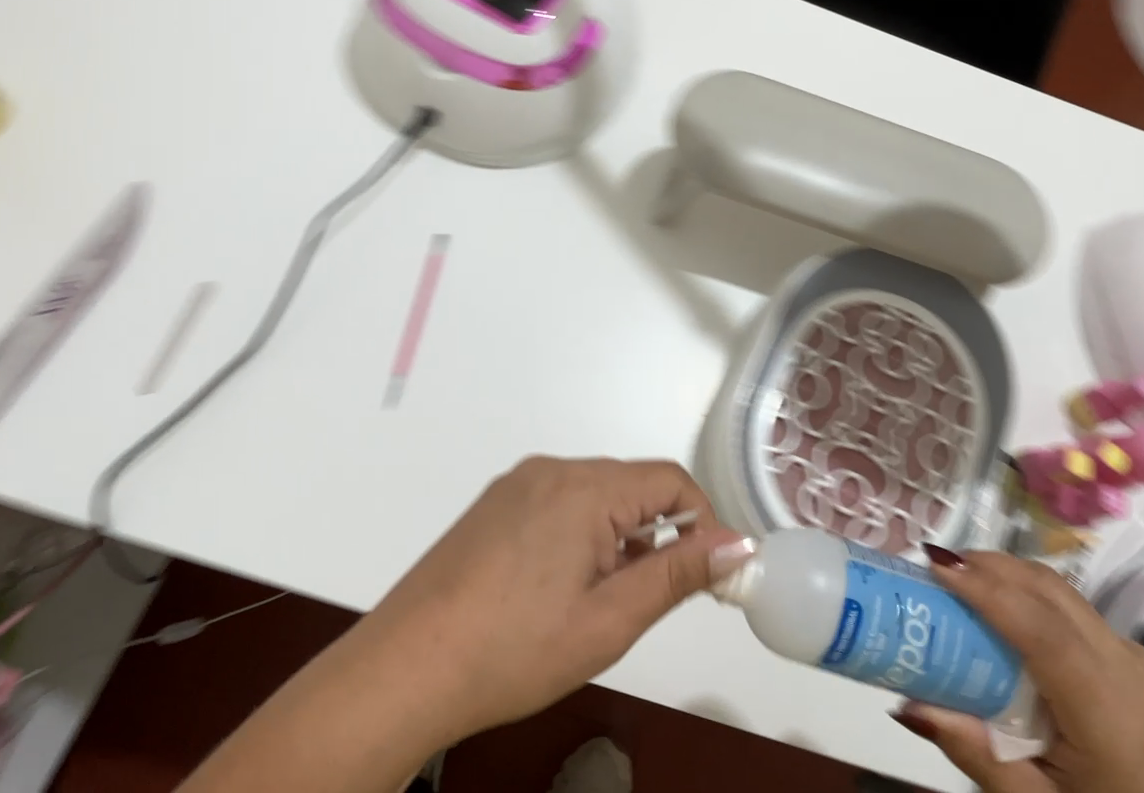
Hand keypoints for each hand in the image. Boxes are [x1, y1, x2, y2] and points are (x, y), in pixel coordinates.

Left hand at [351, 455, 749, 745]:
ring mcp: (515, 485)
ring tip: (604, 600)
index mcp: (584, 488)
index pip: (670, 480)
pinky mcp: (492, 506)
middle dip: (658, 532)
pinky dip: (581, 534)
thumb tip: (739, 542)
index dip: (703, 521)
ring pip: (595, 496)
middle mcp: (550, 470)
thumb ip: (678, 574)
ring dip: (619, 536)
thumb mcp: (610, 619)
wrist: (403, 672)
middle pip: (631, 485)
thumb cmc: (515, 651)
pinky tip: (562, 587)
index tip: (710, 574)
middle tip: (654, 597)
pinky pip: (558, 504)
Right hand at [893, 550, 1143, 792]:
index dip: (987, 591)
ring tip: (957, 575)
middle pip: (1051, 593)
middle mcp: (1124, 664)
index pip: (1041, 628)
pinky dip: (1029, 596)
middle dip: (990, 567)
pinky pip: (1074, 610)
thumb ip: (975, 754)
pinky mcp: (1131, 658)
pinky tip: (999, 607)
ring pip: (1063, 594)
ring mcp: (1134, 656)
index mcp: (1105, 706)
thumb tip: (906, 704)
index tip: (935, 564)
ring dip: (1009, 576)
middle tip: (934, 562)